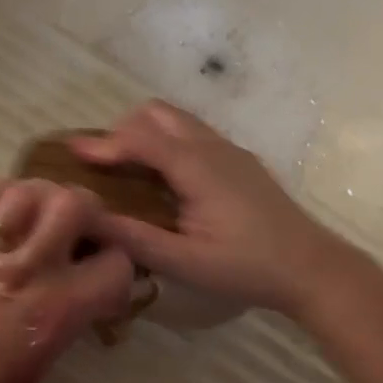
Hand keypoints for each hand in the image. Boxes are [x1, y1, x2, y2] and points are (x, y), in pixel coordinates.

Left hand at [0, 179, 132, 382]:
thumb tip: (87, 284)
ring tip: (43, 210)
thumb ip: (69, 314)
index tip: (108, 270)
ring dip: (43, 194)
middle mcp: (29, 270)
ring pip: (28, 190)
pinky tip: (6, 207)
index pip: (115, 265)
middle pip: (74, 204)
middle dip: (89, 209)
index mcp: (58, 310)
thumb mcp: (42, 360)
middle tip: (83, 225)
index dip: (119, 266)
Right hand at [71, 100, 358, 318]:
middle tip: (103, 162)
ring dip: (147, 131)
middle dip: (124, 129)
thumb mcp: (186, 263)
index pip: (140, 139)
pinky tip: (165, 176)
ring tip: (127, 166)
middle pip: (156, 114)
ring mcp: (228, 149)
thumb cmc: (246, 268)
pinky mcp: (239, 159)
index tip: (71, 153)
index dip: (104, 143)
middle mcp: (211, 146)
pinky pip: (193, 132)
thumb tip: (90, 218)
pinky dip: (168, 139)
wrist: (310, 267)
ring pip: (176, 119)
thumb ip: (136, 238)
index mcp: (196, 166)